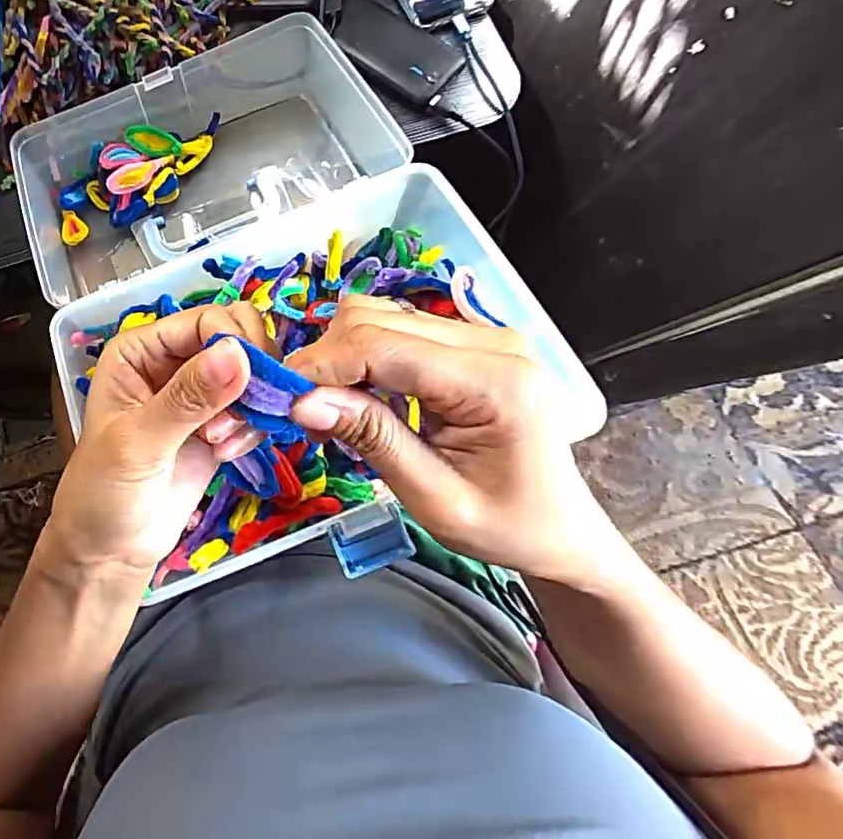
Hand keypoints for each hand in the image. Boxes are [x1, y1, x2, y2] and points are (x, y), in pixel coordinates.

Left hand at [41, 303, 273, 578]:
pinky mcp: (219, 422)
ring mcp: (198, 392)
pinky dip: (253, 427)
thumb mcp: (139, 444)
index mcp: (141, 350)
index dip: (234, 341)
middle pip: (236, 335)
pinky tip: (226, 454)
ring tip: (221, 443)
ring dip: (251, 405)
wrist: (111, 550)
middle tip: (245, 410)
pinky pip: (255, 406)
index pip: (204, 319)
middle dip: (250, 370)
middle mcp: (171, 361)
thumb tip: (236, 354)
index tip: (251, 379)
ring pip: (252, 370)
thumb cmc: (104, 493)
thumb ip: (187, 399)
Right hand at [284, 295, 628, 586]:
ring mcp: (483, 334)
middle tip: (304, 408)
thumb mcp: (435, 499)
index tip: (282, 397)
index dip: (321, 365)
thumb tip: (303, 402)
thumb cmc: (507, 526)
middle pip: (376, 319)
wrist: (561, 528)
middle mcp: (493, 341)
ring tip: (333, 404)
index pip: (383, 345)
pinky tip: (362, 393)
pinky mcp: (469, 339)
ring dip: (342, 354)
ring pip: (380, 313)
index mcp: (495, 382)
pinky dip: (364, 354)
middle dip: (325, 359)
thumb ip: (372, 440)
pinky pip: (397, 326)